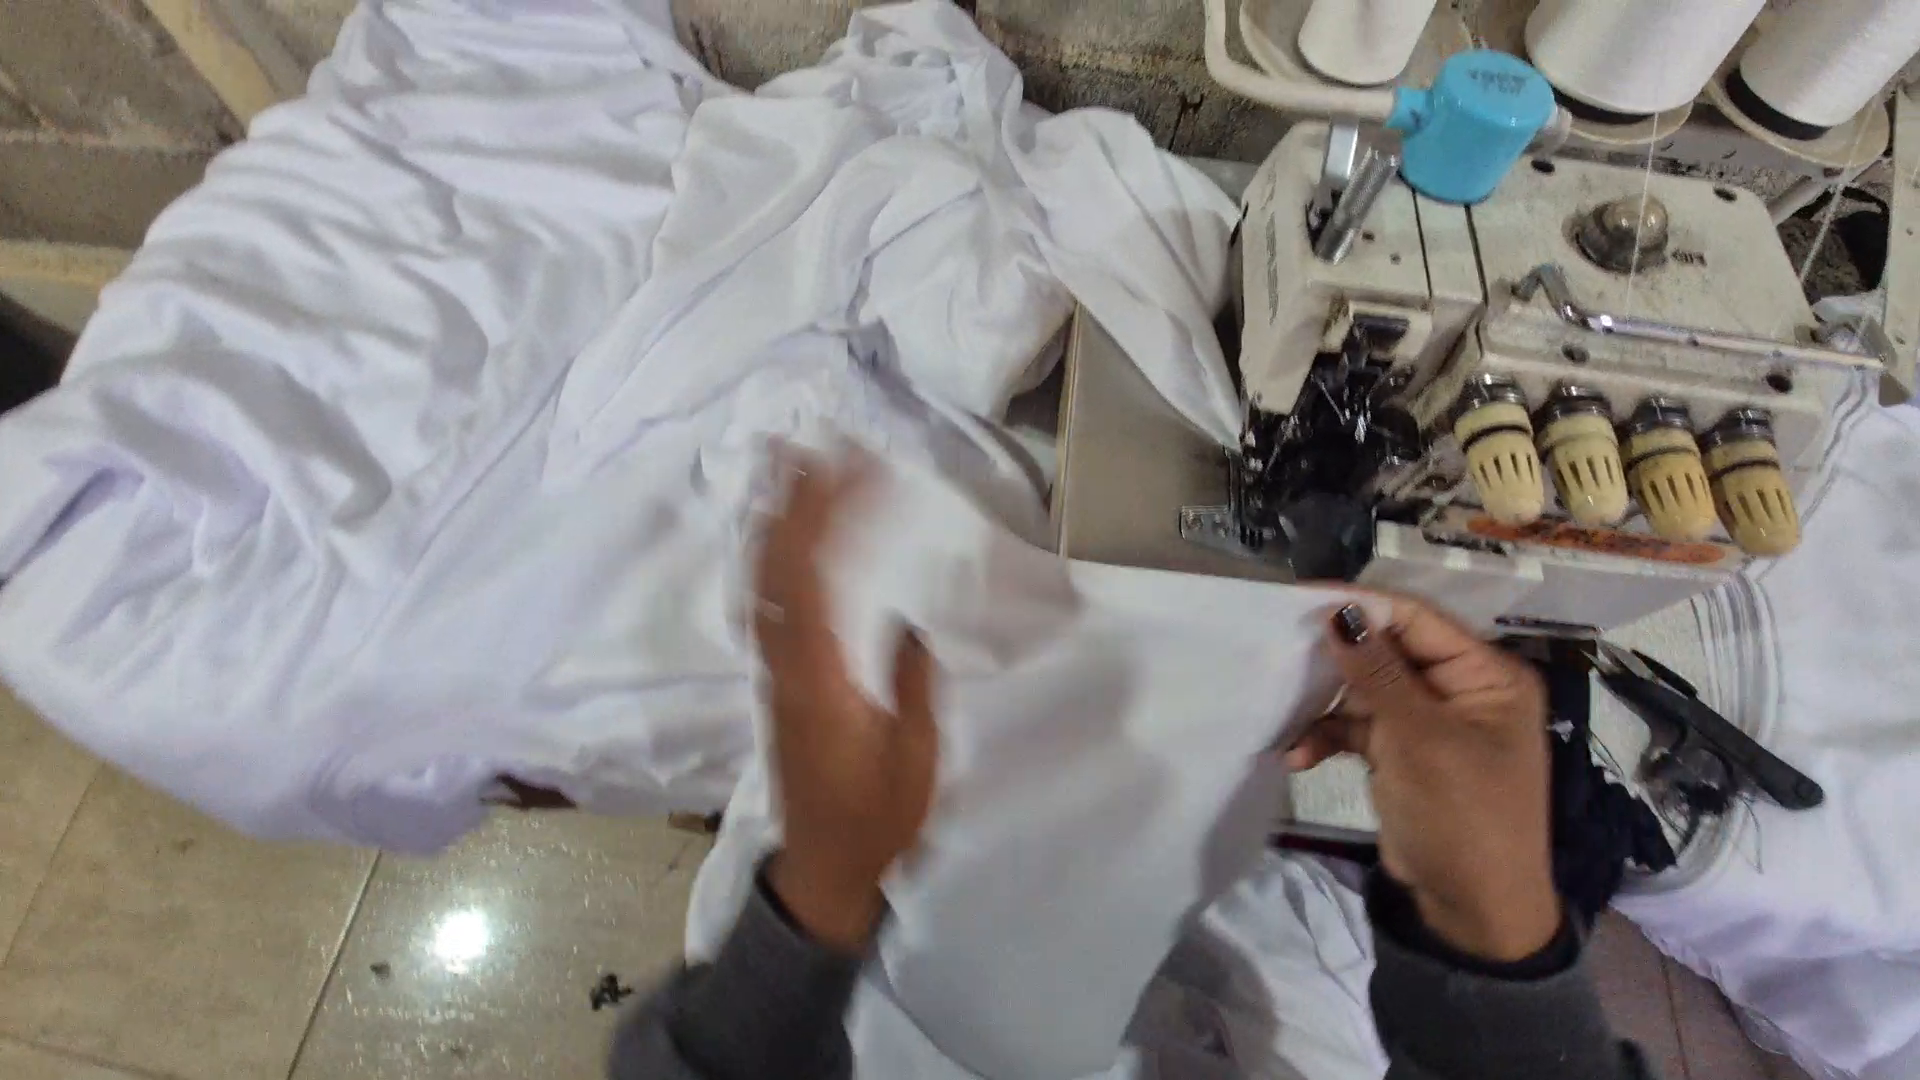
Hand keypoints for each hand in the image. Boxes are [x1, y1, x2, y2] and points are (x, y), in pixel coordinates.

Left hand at [754, 445, 938, 952]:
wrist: (822, 865)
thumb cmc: (875, 814)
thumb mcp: (910, 755)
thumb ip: (908, 683)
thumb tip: (906, 619)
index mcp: (819, 676)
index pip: (815, 578)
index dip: (829, 516)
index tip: (854, 467)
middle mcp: (785, 663)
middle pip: (776, 570)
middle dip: (790, 503)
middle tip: (805, 446)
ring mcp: (775, 670)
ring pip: (762, 584)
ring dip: (772, 523)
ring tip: (784, 474)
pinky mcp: (779, 679)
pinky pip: (765, 605)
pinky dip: (769, 559)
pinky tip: (780, 539)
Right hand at [1288, 596, 1559, 961]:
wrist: (1471, 907)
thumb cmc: (1461, 815)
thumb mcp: (1417, 738)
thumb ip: (1376, 673)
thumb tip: (1340, 612)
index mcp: (1485, 675)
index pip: (1417, 620)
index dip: (1361, 606)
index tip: (1301, 600)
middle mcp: (1458, 689)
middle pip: (1384, 651)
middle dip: (1335, 659)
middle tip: (1281, 650)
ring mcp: (1426, 720)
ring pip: (1361, 688)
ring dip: (1323, 706)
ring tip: (1286, 715)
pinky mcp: (1398, 748)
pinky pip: (1354, 725)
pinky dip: (1327, 737)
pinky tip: (1300, 756)